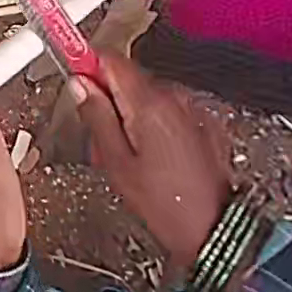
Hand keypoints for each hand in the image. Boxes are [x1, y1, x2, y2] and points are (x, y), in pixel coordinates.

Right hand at [74, 53, 229, 274]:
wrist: (217, 231)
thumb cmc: (166, 204)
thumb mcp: (117, 162)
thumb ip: (96, 116)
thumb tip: (79, 84)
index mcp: (148, 103)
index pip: (110, 59)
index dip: (87, 64)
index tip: (73, 75)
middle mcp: (172, 97)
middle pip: (126, 78)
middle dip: (105, 98)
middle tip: (99, 137)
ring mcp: (189, 108)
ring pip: (143, 95)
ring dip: (127, 113)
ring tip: (124, 155)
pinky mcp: (199, 122)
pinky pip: (164, 110)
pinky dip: (149, 123)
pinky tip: (148, 158)